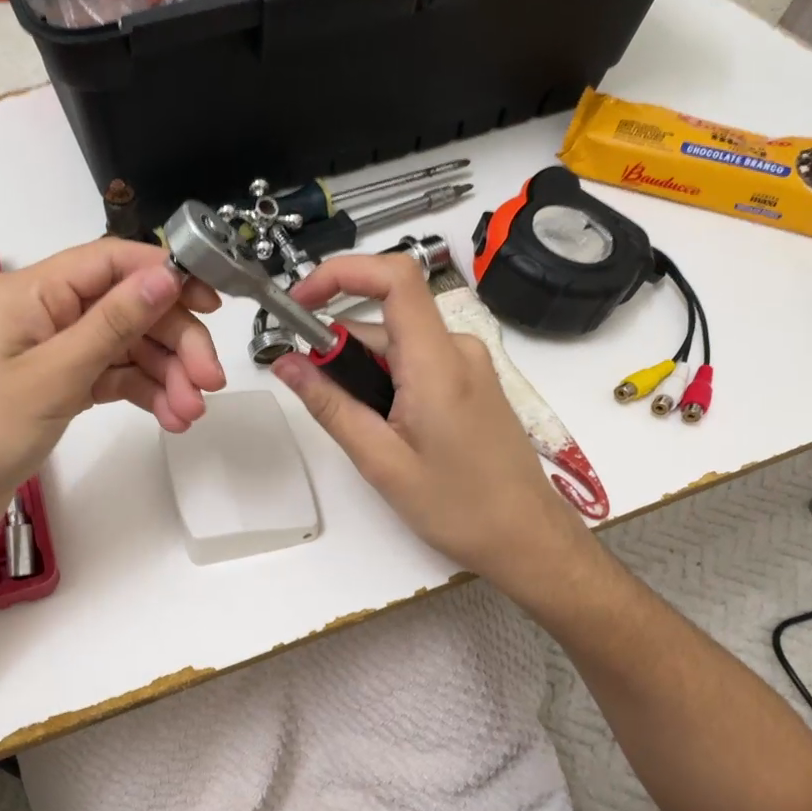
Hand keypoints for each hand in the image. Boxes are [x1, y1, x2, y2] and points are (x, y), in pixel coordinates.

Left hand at [0, 239, 224, 555]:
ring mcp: (51, 350)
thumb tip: (165, 273)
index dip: (166, 275)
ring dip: (164, 374)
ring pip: (125, 346)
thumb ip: (113, 323)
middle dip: (174, 340)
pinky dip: (142, 392)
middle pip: (127, 307)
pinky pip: (111, 376)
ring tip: (191, 414)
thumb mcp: (54, 375)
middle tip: (210, 382)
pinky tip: (169, 417)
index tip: (213, 304)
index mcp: (32, 291)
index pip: (112, 262)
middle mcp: (44, 312)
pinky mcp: (57, 384)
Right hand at [271, 255, 597, 594]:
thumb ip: (329, 405)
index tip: (299, 302)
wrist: (526, 537)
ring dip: (363, 371)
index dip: (341, 273)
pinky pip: (416, 359)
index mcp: (437, 363)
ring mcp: (469, 363)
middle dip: (340, 348)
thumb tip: (285, 362)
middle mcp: (458, 349)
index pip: (394, 277)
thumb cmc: (458, 507)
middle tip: (317, 397)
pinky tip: (387, 428)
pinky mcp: (472, 380)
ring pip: (397, 342)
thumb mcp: (380, 460)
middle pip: (385, 318)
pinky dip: (387, 380)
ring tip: (363, 431)